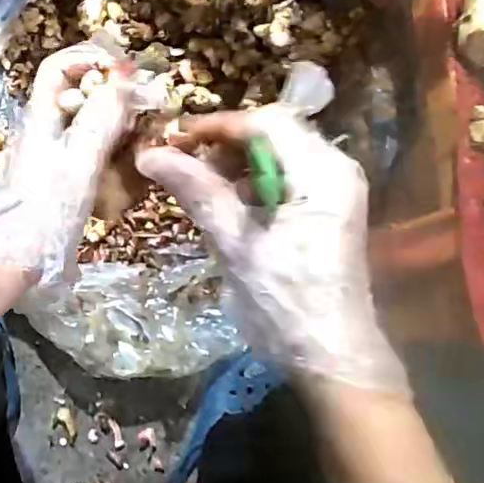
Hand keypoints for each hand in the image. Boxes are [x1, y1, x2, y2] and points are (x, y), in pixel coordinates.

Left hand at [0, 43, 136, 280]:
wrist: (18, 257)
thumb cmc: (46, 206)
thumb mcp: (79, 159)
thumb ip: (101, 118)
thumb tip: (125, 78)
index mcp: (40, 115)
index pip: (57, 66)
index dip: (88, 58)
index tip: (124, 70)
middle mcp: (43, 127)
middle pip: (74, 89)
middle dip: (109, 86)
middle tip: (144, 98)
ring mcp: (50, 151)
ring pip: (84, 116)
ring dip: (114, 113)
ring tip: (144, 122)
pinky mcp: (59, 172)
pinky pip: (87, 143)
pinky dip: (110, 139)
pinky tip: (129, 151)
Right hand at [136, 104, 408, 393]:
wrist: (331, 360)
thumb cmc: (284, 301)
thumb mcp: (234, 242)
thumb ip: (196, 190)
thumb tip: (148, 154)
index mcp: (321, 172)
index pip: (264, 122)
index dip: (215, 126)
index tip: (173, 141)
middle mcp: (335, 170)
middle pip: (272, 133)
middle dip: (223, 144)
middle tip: (182, 164)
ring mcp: (333, 190)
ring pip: (275, 153)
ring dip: (233, 163)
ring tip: (200, 188)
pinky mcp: (325, 210)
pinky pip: (282, 178)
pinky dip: (249, 183)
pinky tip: (226, 207)